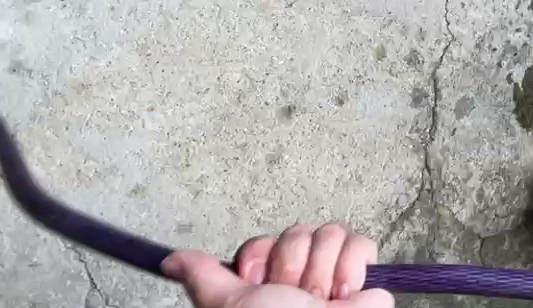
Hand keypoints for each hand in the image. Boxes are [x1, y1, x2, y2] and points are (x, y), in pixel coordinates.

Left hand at [164, 223, 392, 307]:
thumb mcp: (231, 307)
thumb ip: (206, 279)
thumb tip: (170, 259)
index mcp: (263, 288)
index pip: (262, 243)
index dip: (260, 258)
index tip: (257, 284)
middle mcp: (296, 277)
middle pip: (298, 231)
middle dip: (294, 265)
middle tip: (294, 295)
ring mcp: (331, 272)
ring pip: (330, 231)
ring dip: (323, 269)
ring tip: (321, 300)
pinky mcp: (362, 271)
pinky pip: (361, 242)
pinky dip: (352, 266)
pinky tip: (345, 292)